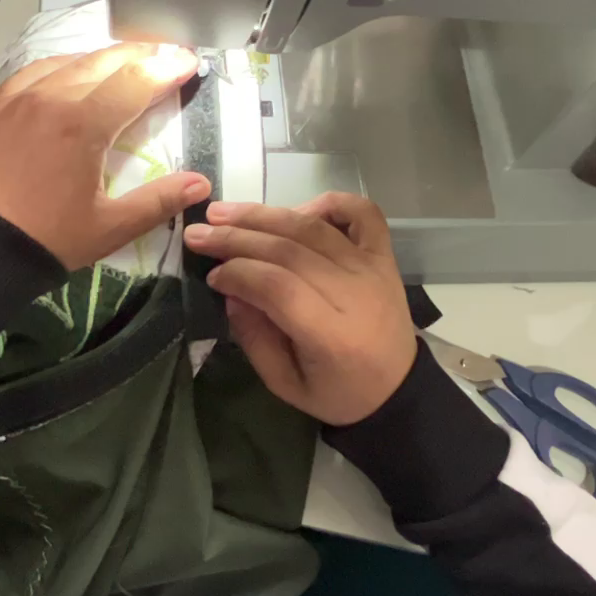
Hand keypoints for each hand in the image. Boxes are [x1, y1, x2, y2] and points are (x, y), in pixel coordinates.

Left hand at [0, 43, 210, 269]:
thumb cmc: (45, 239)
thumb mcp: (109, 227)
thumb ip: (158, 202)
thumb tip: (201, 182)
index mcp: (84, 123)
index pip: (137, 80)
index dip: (167, 68)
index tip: (190, 61)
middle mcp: (53, 96)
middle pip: (108, 60)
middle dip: (144, 55)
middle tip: (169, 56)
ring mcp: (22, 96)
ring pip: (74, 60)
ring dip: (108, 57)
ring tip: (131, 62)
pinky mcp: (0, 104)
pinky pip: (41, 69)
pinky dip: (69, 64)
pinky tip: (76, 72)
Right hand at [183, 193, 416, 424]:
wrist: (397, 391)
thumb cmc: (337, 393)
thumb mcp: (285, 384)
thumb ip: (255, 339)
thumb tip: (230, 291)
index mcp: (333, 335)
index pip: (279, 287)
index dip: (239, 274)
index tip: (211, 276)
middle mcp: (356, 293)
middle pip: (290, 250)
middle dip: (237, 238)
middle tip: (198, 234)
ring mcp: (373, 268)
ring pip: (314, 227)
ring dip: (264, 214)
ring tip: (223, 213)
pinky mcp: (384, 256)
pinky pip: (361, 213)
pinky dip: (329, 202)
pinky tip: (296, 209)